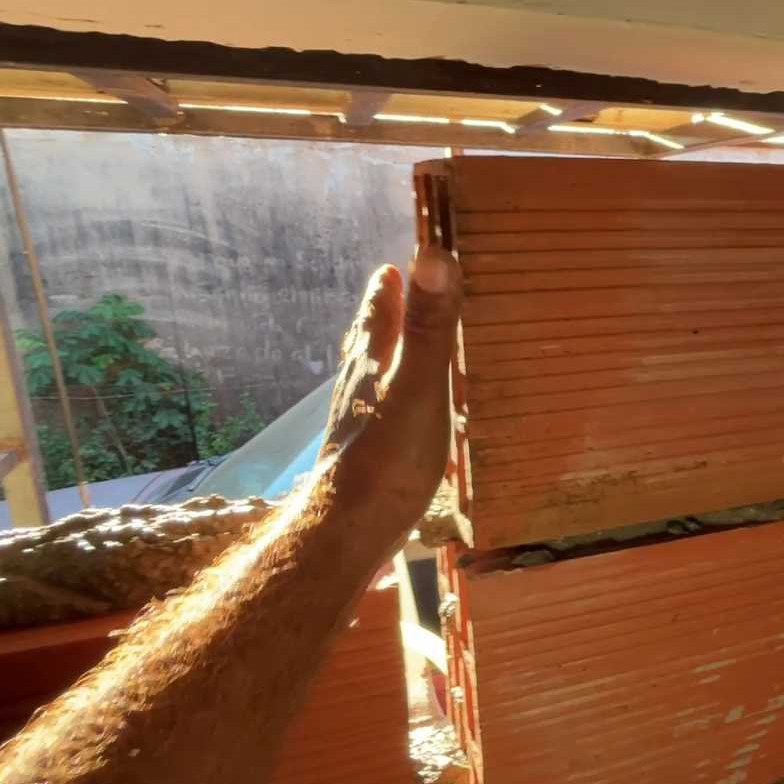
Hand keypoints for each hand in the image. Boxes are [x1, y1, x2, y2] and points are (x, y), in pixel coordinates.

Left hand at [315, 247, 462, 554]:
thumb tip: (433, 254)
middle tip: (386, 292)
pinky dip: (385, 395)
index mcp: (371, 368)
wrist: (350, 530)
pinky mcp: (364, 456)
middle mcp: (357, 391)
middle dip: (380, 318)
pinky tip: (391, 414)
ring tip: (386, 346)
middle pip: (366, 344)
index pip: (378, 318)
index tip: (388, 268)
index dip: (385, 293)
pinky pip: (376, 410)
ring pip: (366, 377)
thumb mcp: (420, 388)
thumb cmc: (389, 458)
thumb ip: (430, 328)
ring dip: (378, 355)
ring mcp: (357, 425)